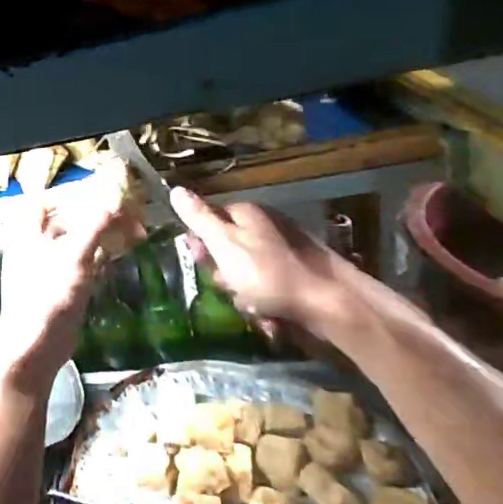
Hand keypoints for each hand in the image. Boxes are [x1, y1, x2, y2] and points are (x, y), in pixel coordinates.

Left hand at [0, 172, 145, 388]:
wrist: (33, 349)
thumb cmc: (49, 298)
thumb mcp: (76, 258)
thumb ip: (95, 227)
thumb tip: (115, 202)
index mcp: (27, 234)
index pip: (45, 201)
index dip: (71, 194)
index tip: (101, 192)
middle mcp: (30, 247)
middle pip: (61, 221)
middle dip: (90, 216)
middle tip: (122, 215)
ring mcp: (41, 270)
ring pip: (70, 244)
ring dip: (95, 238)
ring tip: (126, 235)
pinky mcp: (54, 290)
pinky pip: (74, 266)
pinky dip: (92, 260)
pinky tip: (112, 262)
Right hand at [169, 186, 347, 331]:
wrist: (326, 305)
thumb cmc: (267, 273)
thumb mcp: (224, 244)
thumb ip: (199, 219)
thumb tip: (176, 189)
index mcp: (248, 214)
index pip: (211, 217)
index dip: (200, 240)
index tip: (197, 259)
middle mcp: (266, 227)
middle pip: (227, 247)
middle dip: (221, 271)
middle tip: (226, 285)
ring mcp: (284, 252)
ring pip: (245, 272)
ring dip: (241, 291)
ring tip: (250, 305)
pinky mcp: (297, 278)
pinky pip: (266, 288)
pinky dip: (262, 302)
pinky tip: (266, 314)